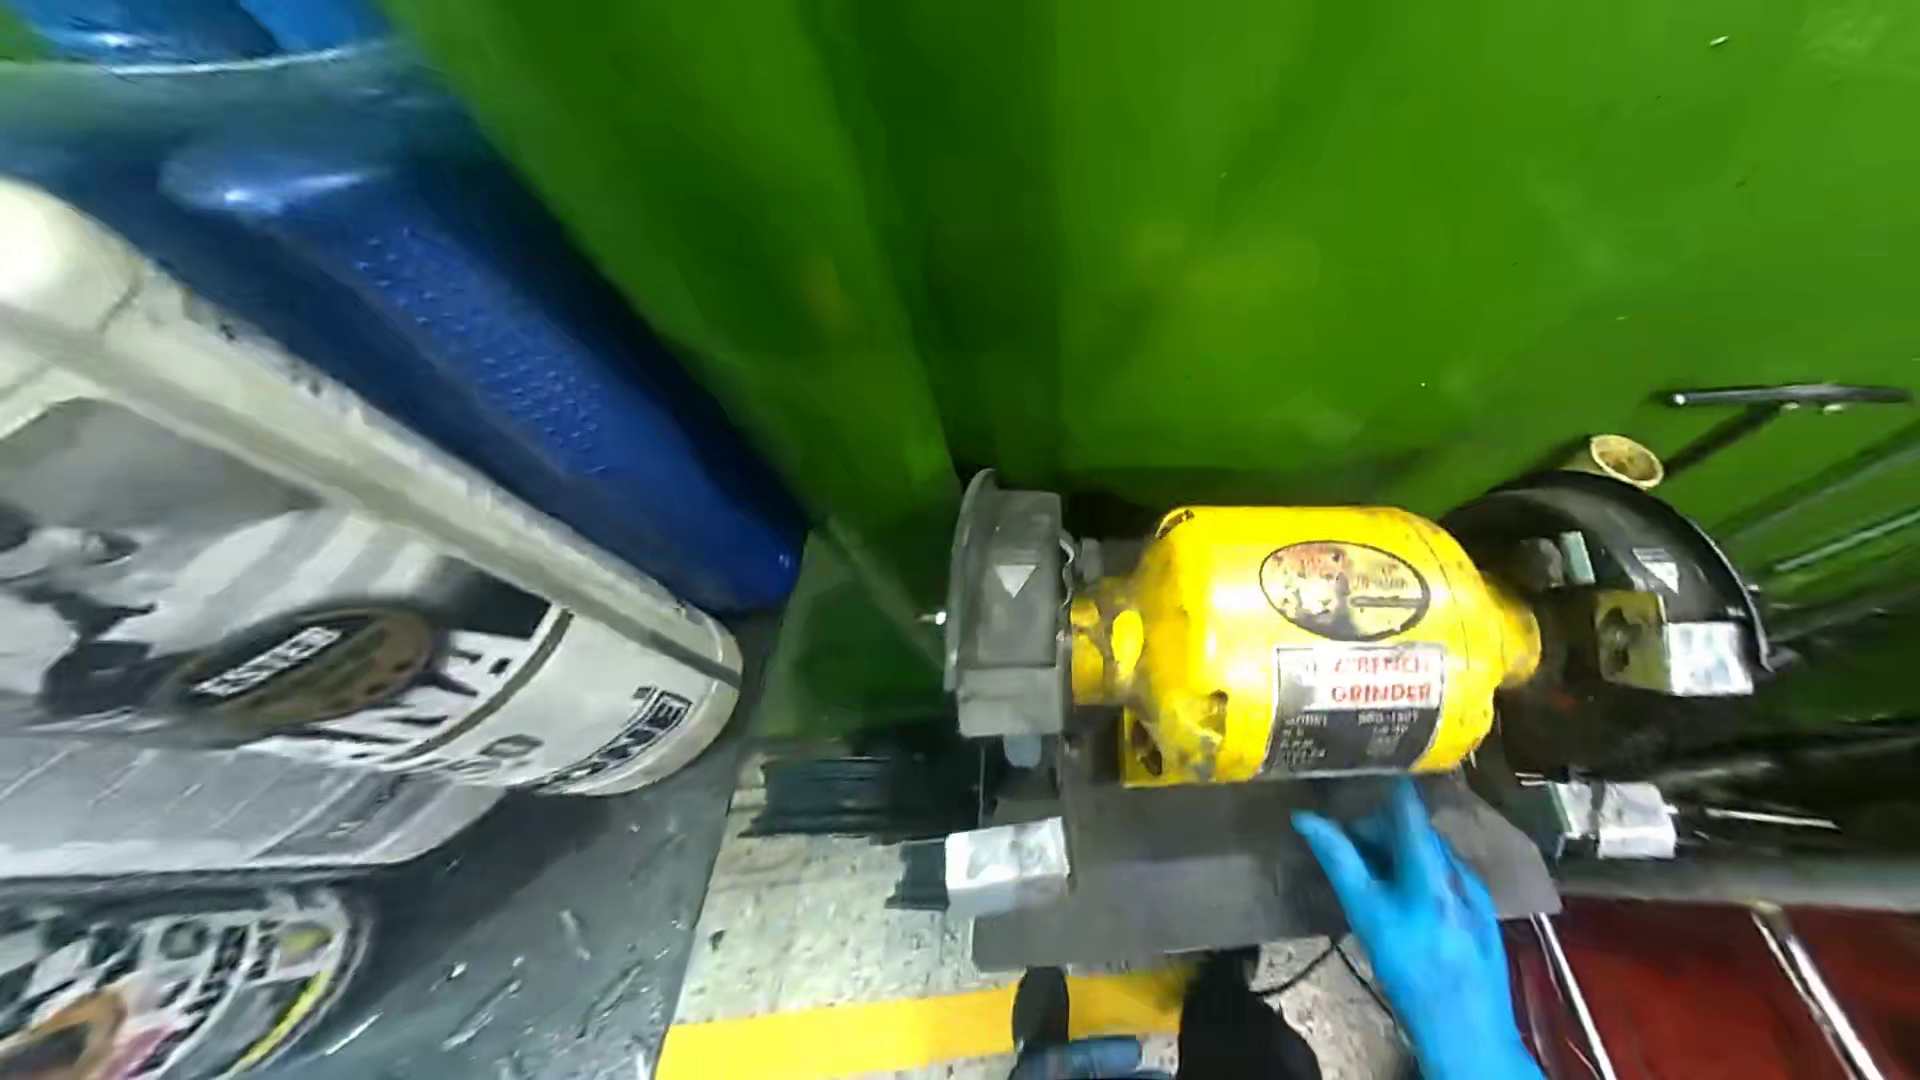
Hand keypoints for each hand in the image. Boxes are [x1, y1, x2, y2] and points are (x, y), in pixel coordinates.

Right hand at [1293, 780, 1543, 1079]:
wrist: (1469, 1035)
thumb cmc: (1409, 967)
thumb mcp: (1365, 911)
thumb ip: (1337, 858)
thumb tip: (1303, 817)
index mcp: (1434, 866)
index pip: (1408, 804)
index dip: (1381, 781)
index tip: (1353, 768)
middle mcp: (1461, 871)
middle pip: (1414, 829)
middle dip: (1376, 831)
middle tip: (1346, 848)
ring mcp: (1476, 894)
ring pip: (1427, 853)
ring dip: (1393, 853)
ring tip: (1367, 877)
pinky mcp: (1480, 915)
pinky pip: (1440, 875)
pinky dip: (1412, 873)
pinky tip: (1396, 901)